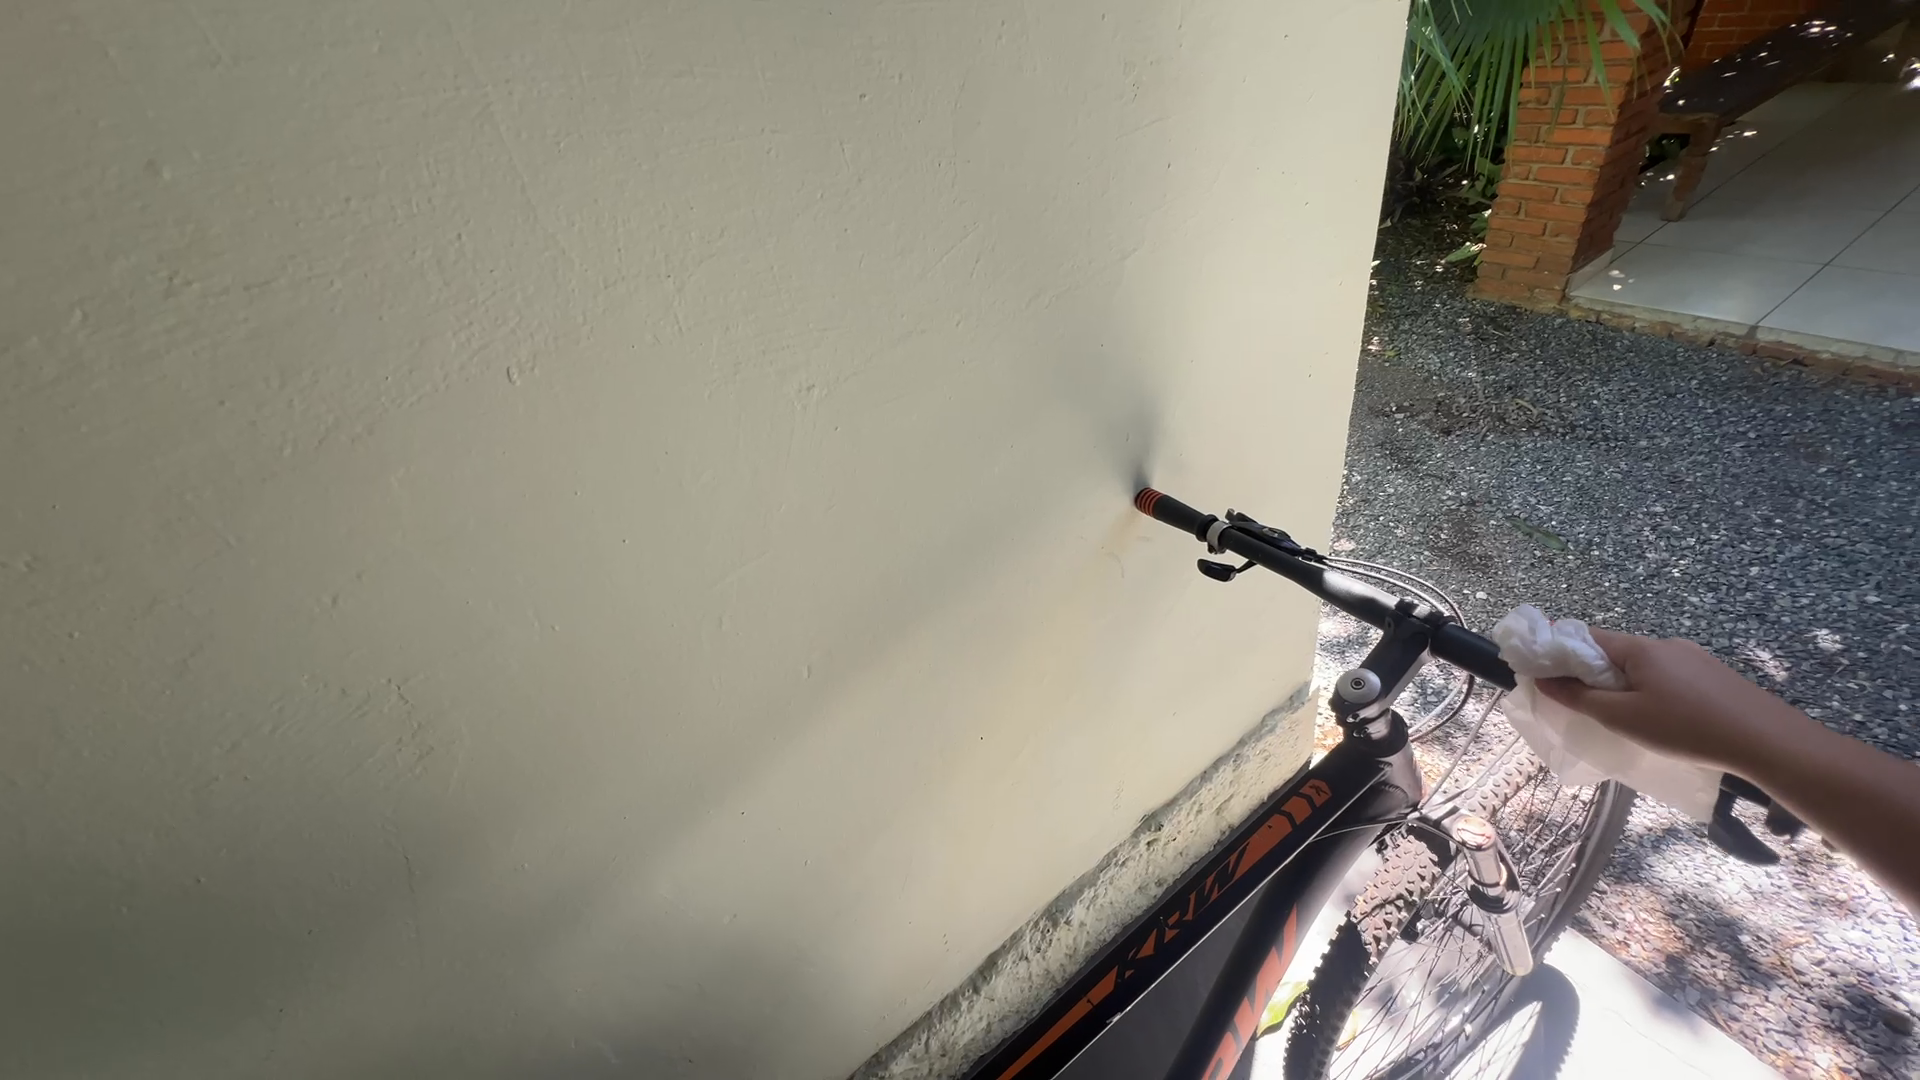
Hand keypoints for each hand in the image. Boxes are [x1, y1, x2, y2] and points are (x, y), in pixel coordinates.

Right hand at [1536, 629, 1818, 773]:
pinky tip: (1664, 717)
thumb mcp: (1621, 717)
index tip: (1543, 672)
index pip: (1584, 637)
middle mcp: (1667, 645)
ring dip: (1624, 683)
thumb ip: (1577, 696)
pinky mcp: (1718, 677)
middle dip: (1591, 672)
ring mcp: (1697, 659)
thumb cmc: (1688, 729)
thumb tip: (1543, 679)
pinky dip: (1652, 690)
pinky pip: (1669, 676)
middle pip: (1613, 651)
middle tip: (1585, 701)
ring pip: (1642, 665)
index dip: (1558, 651)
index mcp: (1640, 648)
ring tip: (1627, 715)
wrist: (1777, 747)